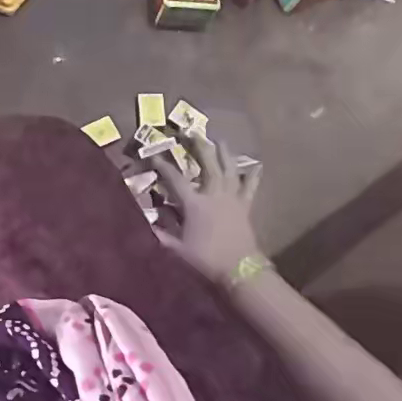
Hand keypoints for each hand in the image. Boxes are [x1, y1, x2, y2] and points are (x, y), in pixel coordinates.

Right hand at [155, 133, 263, 283]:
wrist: (238, 267)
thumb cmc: (205, 259)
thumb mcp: (178, 249)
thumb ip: (162, 234)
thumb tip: (145, 223)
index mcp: (194, 204)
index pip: (176, 180)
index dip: (164, 166)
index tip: (155, 156)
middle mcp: (213, 194)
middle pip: (207, 164)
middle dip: (199, 147)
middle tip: (193, 133)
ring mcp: (232, 198)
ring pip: (229, 169)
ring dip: (224, 153)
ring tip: (220, 141)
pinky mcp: (245, 205)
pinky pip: (250, 187)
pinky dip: (252, 175)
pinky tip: (256, 165)